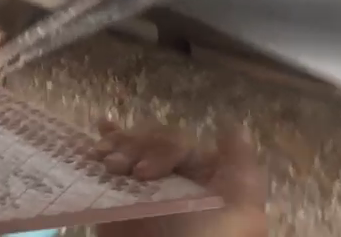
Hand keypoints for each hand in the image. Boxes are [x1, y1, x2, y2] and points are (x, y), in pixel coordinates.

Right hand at [92, 121, 267, 236]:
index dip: (158, 150)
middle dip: (133, 148)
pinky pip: (114, 152)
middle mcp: (180, 175)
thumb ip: (240, 171)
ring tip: (106, 164)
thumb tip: (236, 126)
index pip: (178, 141)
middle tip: (122, 170)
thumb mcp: (236, 213)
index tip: (146, 174)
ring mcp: (149, 181)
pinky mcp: (123, 186)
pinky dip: (106, 138)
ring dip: (115, 146)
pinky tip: (100, 128)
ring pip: (130, 142)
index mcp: (208, 179)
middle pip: (151, 138)